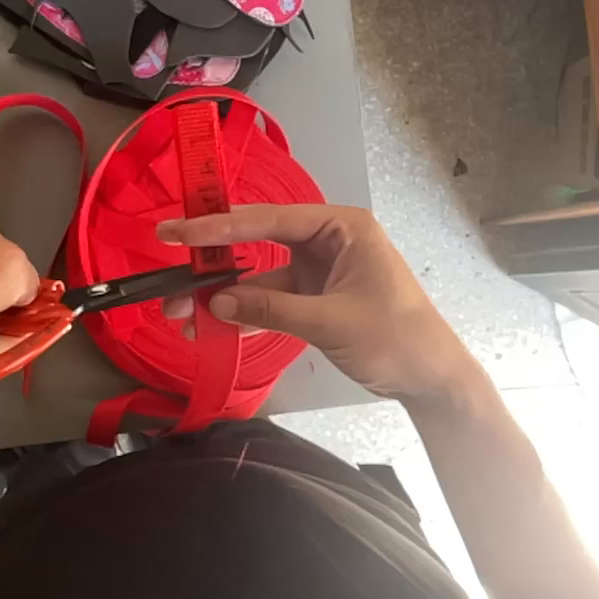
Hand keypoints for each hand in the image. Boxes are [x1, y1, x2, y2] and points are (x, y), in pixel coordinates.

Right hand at [155, 204, 487, 408]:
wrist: (431, 378)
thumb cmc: (396, 338)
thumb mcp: (331, 321)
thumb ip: (272, 309)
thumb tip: (214, 302)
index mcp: (341, 227)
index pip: (270, 220)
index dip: (220, 226)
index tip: (177, 232)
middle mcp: (327, 240)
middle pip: (259, 242)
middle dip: (213, 259)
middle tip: (166, 261)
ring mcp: (318, 269)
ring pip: (259, 276)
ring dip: (222, 294)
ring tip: (177, 310)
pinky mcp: (313, 297)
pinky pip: (270, 300)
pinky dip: (243, 312)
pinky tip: (211, 324)